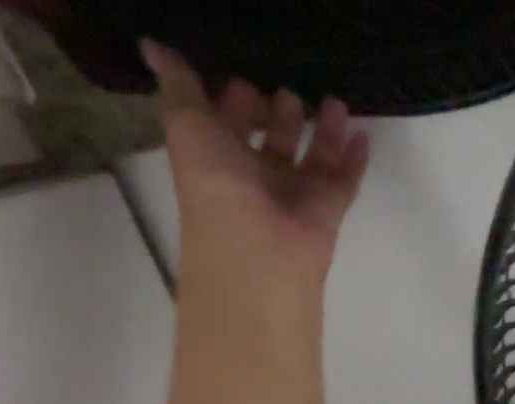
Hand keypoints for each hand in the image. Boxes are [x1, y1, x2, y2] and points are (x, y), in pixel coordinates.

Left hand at [140, 40, 369, 282]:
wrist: (258, 249)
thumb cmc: (217, 185)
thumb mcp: (187, 125)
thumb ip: (179, 85)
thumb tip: (151, 44)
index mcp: (218, 158)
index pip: (227, 124)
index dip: (233, 100)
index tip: (245, 77)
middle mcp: (257, 176)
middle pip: (274, 140)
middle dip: (282, 114)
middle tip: (291, 88)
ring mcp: (296, 194)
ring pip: (314, 157)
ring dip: (323, 130)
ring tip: (334, 100)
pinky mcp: (328, 209)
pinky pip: (344, 180)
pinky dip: (355, 159)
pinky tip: (363, 135)